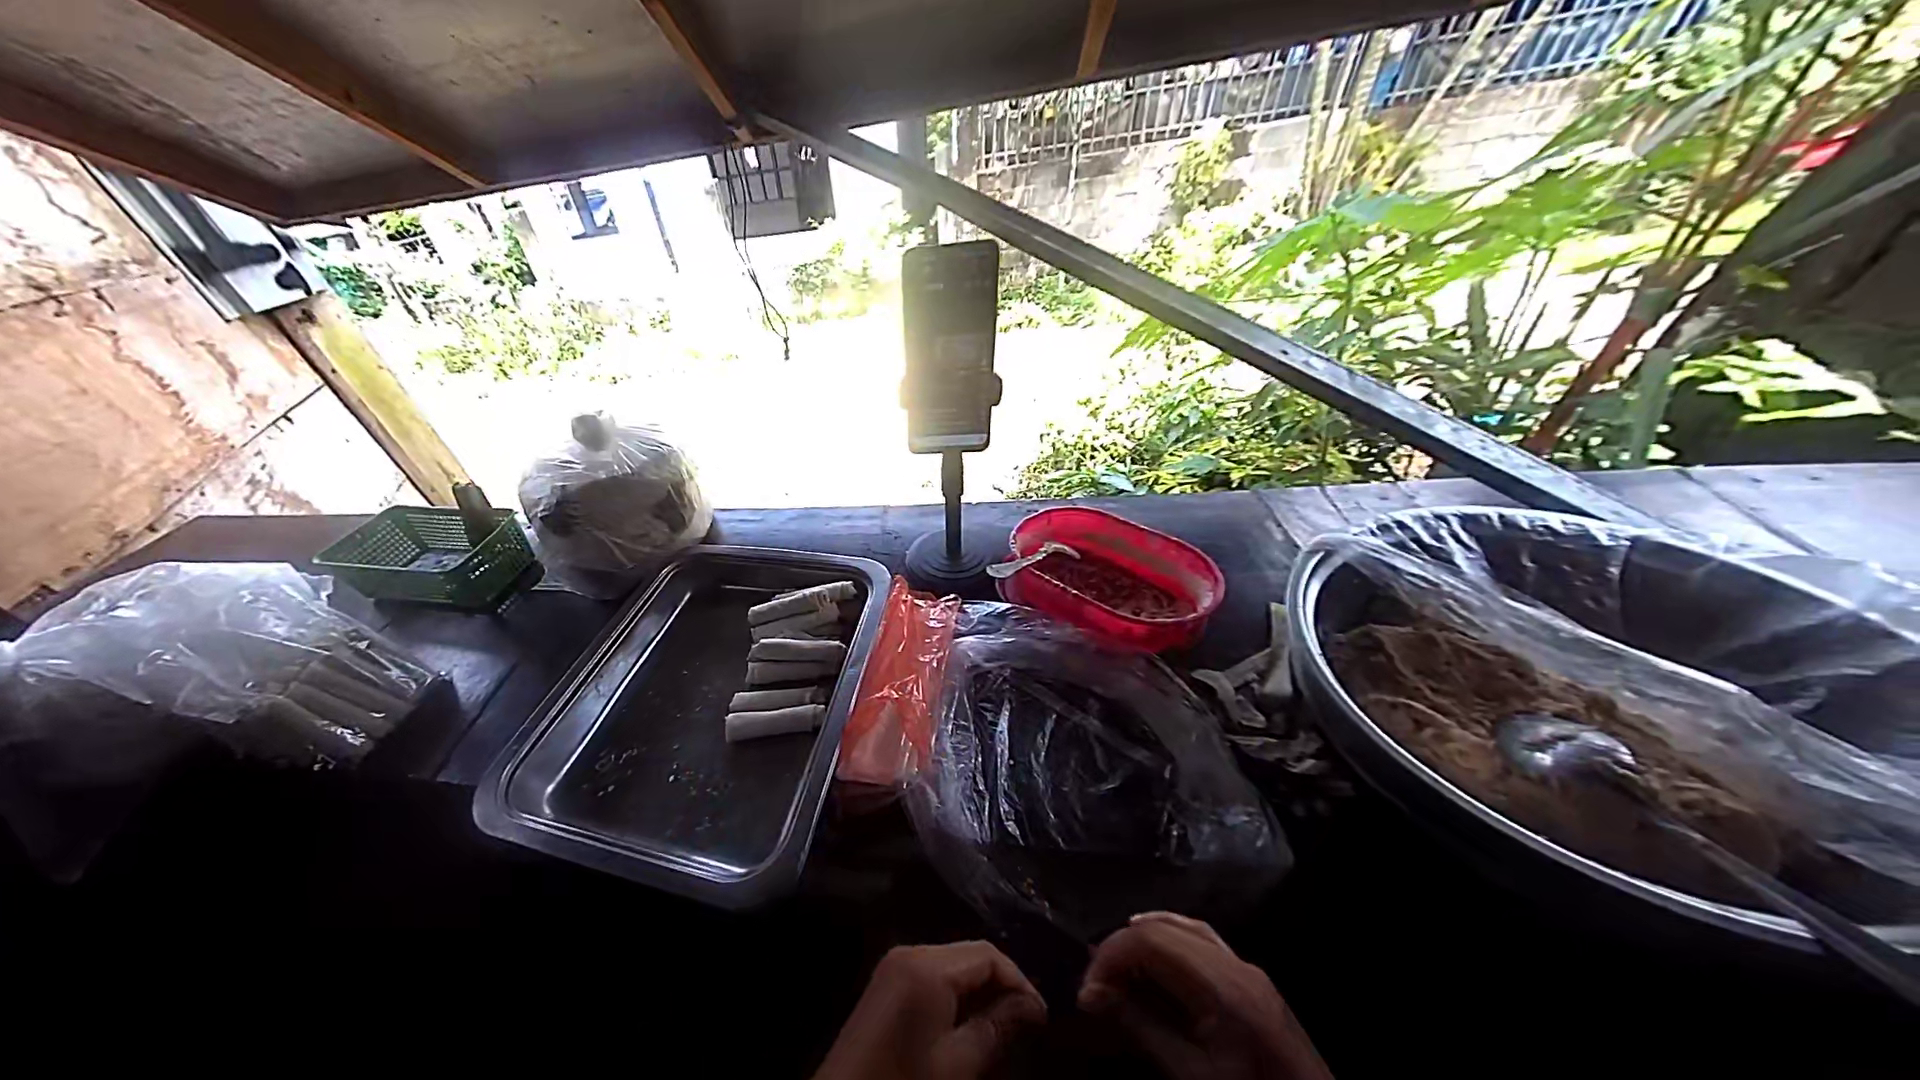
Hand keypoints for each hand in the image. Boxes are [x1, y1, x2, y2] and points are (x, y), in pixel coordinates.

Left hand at [814, 942, 1046, 1079]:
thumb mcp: (957, 1065)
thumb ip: (997, 1027)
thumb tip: (1033, 1006)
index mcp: (927, 964)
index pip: (988, 954)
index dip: (1019, 982)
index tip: (1041, 1018)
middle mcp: (910, 951)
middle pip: (970, 955)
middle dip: (1000, 985)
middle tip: (1026, 1024)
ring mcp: (894, 966)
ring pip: (952, 965)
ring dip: (979, 990)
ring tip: (1002, 1028)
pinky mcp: (886, 984)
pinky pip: (932, 975)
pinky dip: (955, 994)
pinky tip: (968, 1025)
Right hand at [1079, 912, 1330, 1079]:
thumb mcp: (1190, 1077)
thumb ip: (1140, 1028)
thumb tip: (1091, 995)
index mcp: (1222, 985)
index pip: (1149, 941)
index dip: (1109, 956)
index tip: (1087, 991)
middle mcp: (1236, 963)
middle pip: (1164, 929)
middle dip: (1122, 949)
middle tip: (1095, 985)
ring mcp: (1248, 969)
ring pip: (1184, 928)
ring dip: (1144, 941)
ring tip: (1114, 968)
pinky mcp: (1253, 981)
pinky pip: (1204, 941)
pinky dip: (1171, 941)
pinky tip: (1156, 956)